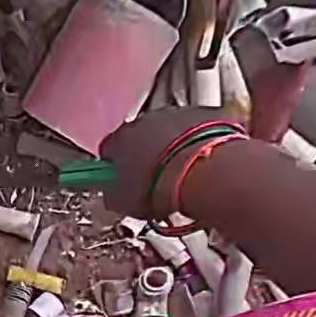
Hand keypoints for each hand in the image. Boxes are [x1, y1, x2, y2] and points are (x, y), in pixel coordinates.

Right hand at [98, 107, 236, 219]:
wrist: (202, 172)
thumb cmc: (160, 186)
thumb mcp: (123, 203)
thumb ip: (112, 194)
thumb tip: (112, 194)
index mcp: (120, 139)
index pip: (108, 149)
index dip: (113, 166)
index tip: (120, 180)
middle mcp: (146, 120)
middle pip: (140, 135)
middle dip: (144, 154)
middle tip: (153, 180)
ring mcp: (177, 114)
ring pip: (169, 129)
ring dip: (172, 147)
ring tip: (180, 174)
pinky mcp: (207, 114)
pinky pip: (198, 127)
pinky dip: (197, 141)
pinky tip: (201, 163)